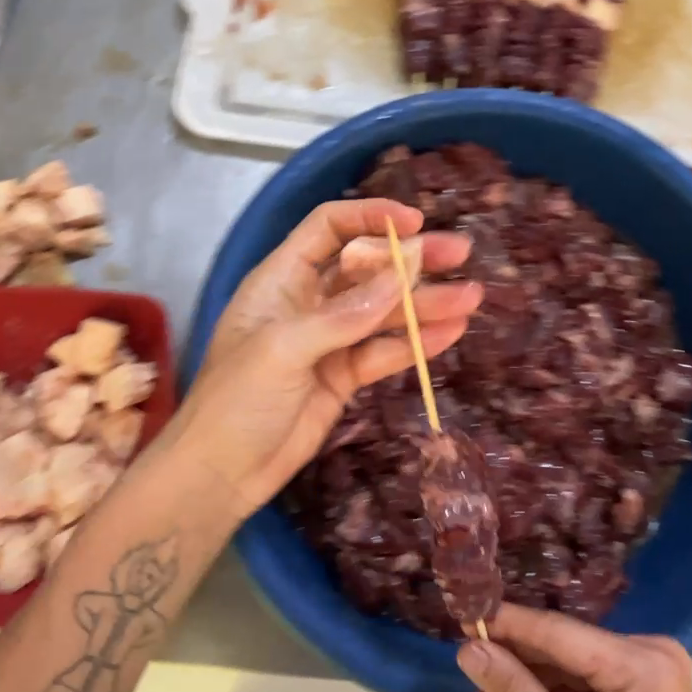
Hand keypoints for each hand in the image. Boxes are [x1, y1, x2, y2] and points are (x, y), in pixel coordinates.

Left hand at [160, 198, 481, 516]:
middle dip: (412, 260)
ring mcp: (328, 341)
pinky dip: (416, 343)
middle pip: (366, 268)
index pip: (328, 228)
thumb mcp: (284, 349)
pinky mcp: (343, 377)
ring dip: (425, 304)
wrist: (219, 473)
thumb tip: (404, 274)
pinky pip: (384, 352)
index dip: (370, 218)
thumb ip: (345, 315)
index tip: (416, 222)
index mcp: (281, 279)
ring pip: (383, 312)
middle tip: (461, 253)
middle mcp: (307, 302)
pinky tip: (452, 331)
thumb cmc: (236, 400)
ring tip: (472, 297)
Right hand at [458, 604, 691, 691]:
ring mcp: (649, 672)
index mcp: (641, 661)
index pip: (558, 631)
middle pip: (563, 647)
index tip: (464, 618)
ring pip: (570, 666)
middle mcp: (650, 652)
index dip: (506, 623)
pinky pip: (586, 684)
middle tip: (469, 664)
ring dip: (528, 686)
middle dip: (515, 662)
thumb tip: (466, 648)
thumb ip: (513, 689)